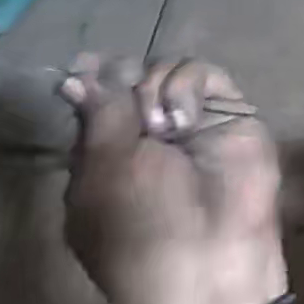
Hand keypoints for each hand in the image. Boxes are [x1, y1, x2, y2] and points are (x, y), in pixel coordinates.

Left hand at [59, 55, 287, 303]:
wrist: (209, 242)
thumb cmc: (140, 220)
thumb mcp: (106, 170)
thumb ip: (100, 114)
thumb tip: (74, 71)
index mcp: (106, 152)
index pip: (100, 100)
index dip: (95, 79)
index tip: (85, 60)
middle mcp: (148, 130)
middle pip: (137, 75)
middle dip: (131, 84)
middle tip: (135, 116)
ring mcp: (192, 117)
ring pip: (172, 68)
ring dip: (160, 89)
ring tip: (165, 126)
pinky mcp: (230, 108)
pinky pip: (207, 73)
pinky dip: (191, 87)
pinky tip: (187, 119)